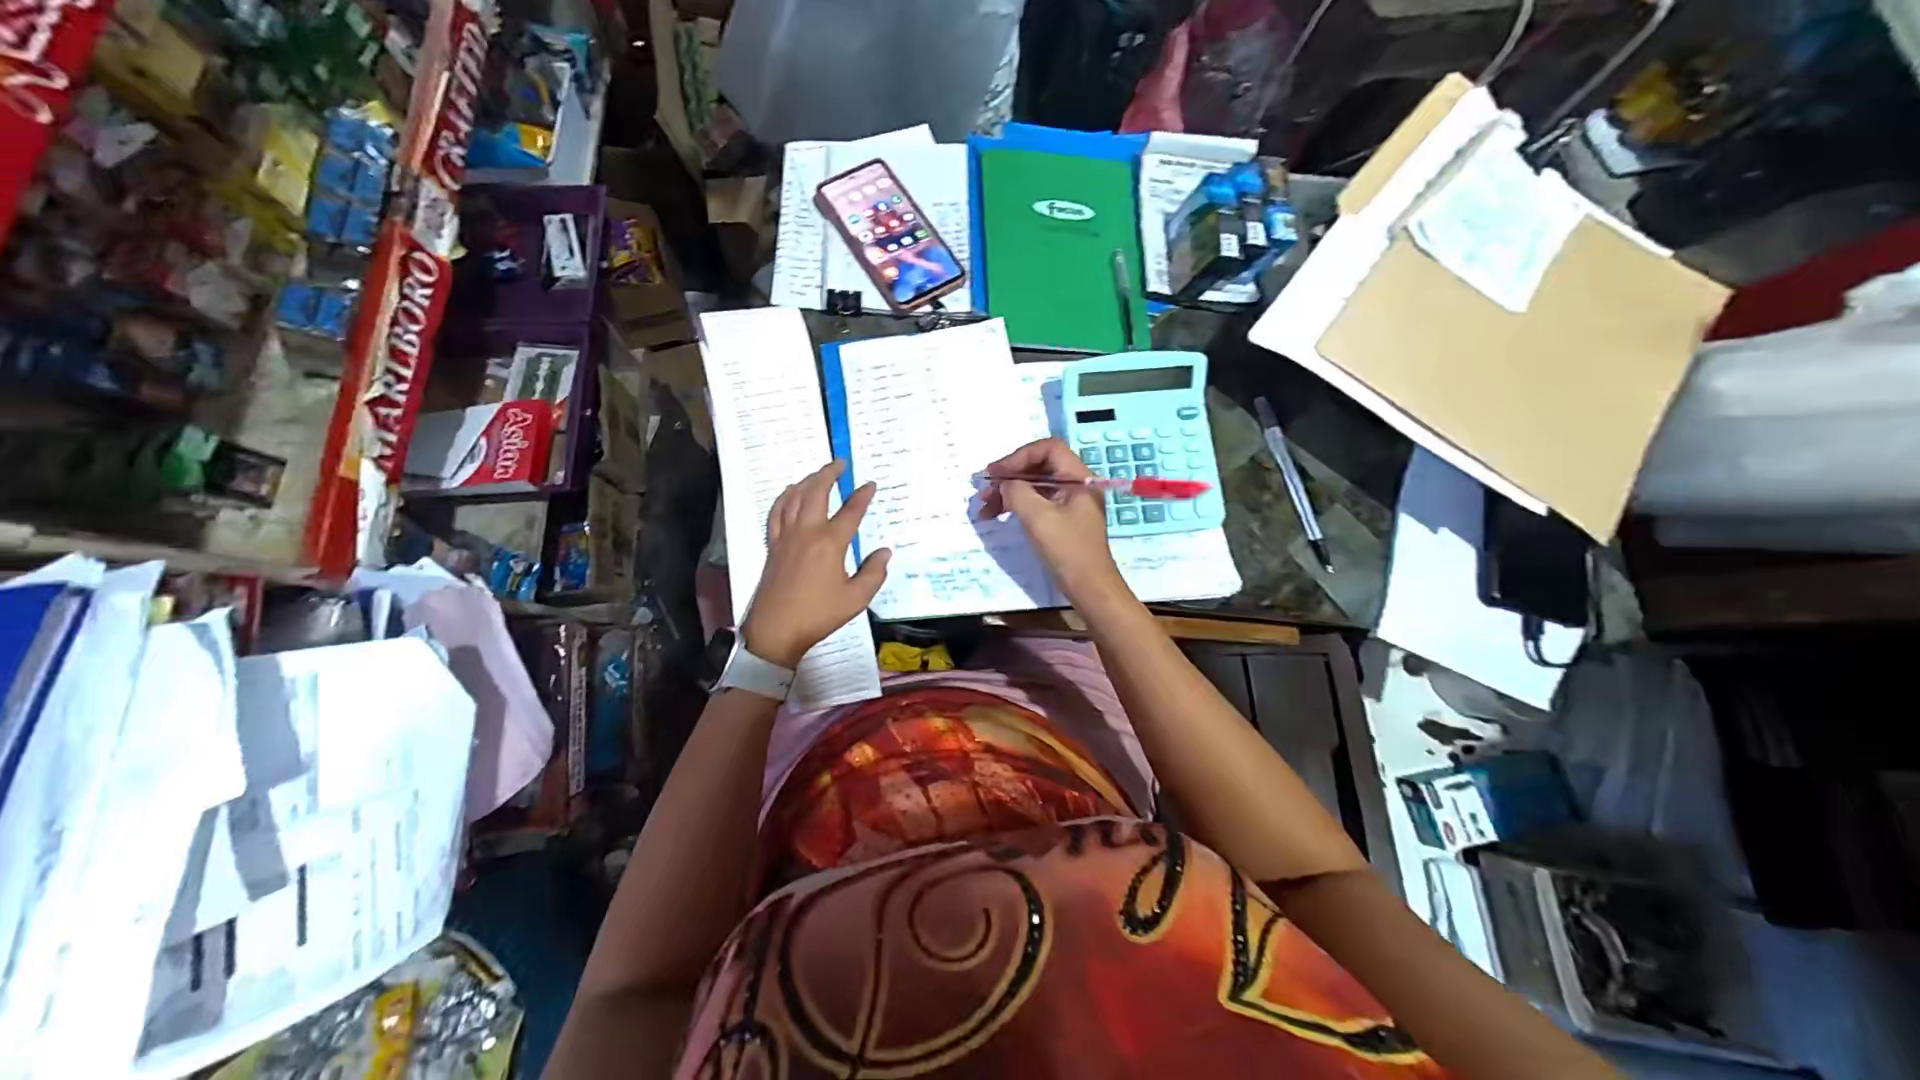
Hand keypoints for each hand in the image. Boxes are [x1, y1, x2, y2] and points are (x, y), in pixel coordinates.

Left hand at [742, 460, 890, 667]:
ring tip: (819, 473)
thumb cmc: (819, 615)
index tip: (870, 484)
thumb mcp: (856, 599)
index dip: (862, 495)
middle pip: (817, 492)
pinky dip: (785, 497)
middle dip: (829, 473)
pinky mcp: (773, 545)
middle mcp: (807, 532)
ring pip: (795, 497)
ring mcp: (786, 536)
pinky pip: (777, 512)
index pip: (851, 511)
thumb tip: (884, 552)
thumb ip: (873, 573)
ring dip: (808, 480)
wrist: (776, 629)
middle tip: (840, 463)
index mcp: (830, 543)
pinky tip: (790, 493)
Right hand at [979, 437, 1126, 602]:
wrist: (1088, 586)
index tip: (996, 473)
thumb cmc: (1067, 549)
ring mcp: (1071, 503)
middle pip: (1040, 466)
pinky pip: (1038, 502)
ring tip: (985, 506)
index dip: (1019, 456)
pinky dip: (1017, 505)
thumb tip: (1005, 484)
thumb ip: (1017, 491)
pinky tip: (997, 515)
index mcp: (1079, 478)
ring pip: (1036, 485)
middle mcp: (1077, 485)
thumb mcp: (1037, 517)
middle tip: (985, 490)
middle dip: (1010, 475)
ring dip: (1009, 492)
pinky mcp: (1063, 519)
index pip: (1048, 449)